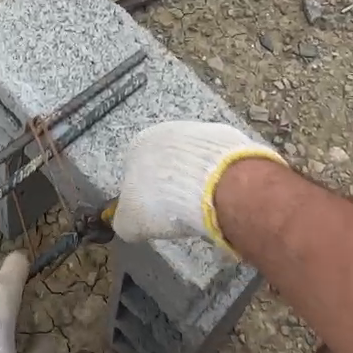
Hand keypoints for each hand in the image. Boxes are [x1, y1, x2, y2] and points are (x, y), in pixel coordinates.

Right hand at [108, 121, 284, 247]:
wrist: (211, 183)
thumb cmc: (162, 201)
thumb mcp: (130, 222)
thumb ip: (125, 220)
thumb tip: (127, 223)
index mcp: (138, 145)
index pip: (136, 171)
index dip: (146, 197)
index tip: (157, 217)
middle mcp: (165, 131)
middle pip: (166, 163)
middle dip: (173, 187)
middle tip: (182, 214)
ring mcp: (198, 130)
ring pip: (193, 161)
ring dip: (198, 181)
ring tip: (206, 209)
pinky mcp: (227, 136)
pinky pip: (218, 161)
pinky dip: (220, 177)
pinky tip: (224, 197)